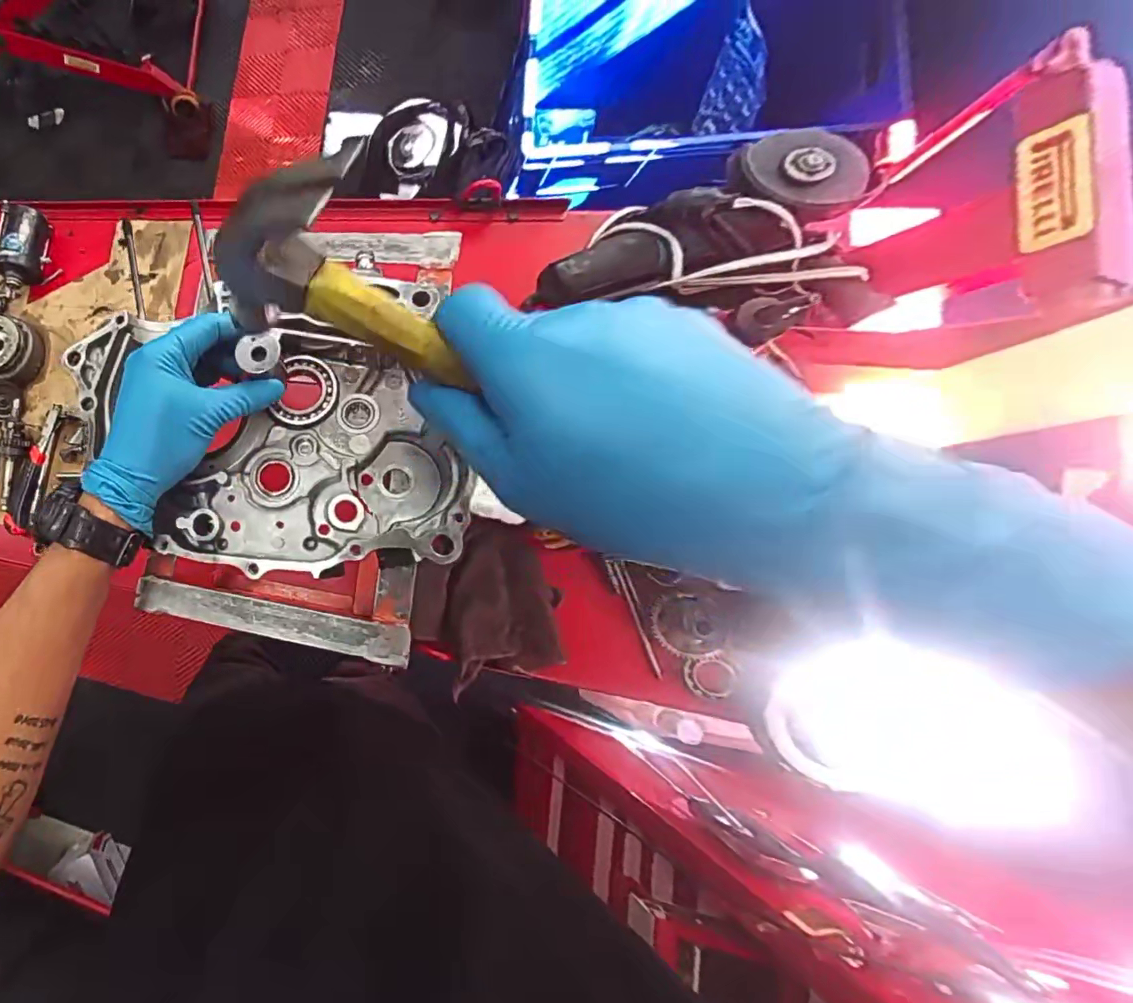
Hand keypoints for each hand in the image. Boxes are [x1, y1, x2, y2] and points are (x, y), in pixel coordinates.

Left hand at [81, 313, 283, 532]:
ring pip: (201, 362)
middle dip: (237, 354)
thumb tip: (270, 386)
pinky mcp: (161, 396)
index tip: (262, 342)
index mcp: (161, 354)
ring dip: (228, 369)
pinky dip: (214, 384)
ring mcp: (157, 378)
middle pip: (206, 342)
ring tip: (251, 380)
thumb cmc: (153, 447)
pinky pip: (193, 380)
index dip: (239, 332)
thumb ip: (245, 396)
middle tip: (262, 365)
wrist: (131, 480)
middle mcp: (155, 361)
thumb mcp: (209, 415)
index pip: (208, 326)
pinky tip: (233, 391)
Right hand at [408, 287, 868, 587]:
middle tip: (535, 434)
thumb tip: (429, 389)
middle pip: (515, 333)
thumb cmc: (630, 494)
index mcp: (522, 355)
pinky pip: (620, 343)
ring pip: (569, 340)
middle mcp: (575, 320)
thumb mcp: (513, 476)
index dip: (444, 341)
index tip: (449, 374)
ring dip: (566, 379)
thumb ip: (459, 422)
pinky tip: (642, 423)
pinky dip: (615, 375)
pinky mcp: (682, 323)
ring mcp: (634, 317)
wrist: (771, 489)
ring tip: (599, 437)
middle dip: (511, 377)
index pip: (457, 309)